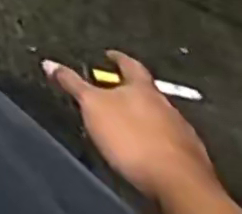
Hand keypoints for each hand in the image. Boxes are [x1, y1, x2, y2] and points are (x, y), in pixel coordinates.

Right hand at [45, 52, 236, 209]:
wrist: (181, 186)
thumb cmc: (132, 137)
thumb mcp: (92, 106)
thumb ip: (72, 83)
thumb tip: (49, 63)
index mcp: (143, 88)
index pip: (130, 65)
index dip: (118, 58)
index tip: (109, 54)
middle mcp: (167, 106)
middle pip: (146, 92)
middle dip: (129, 92)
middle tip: (111, 93)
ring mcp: (183, 134)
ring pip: (160, 117)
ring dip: (144, 118)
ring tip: (125, 124)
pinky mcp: (192, 160)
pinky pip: (169, 142)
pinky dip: (155, 140)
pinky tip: (145, 149)